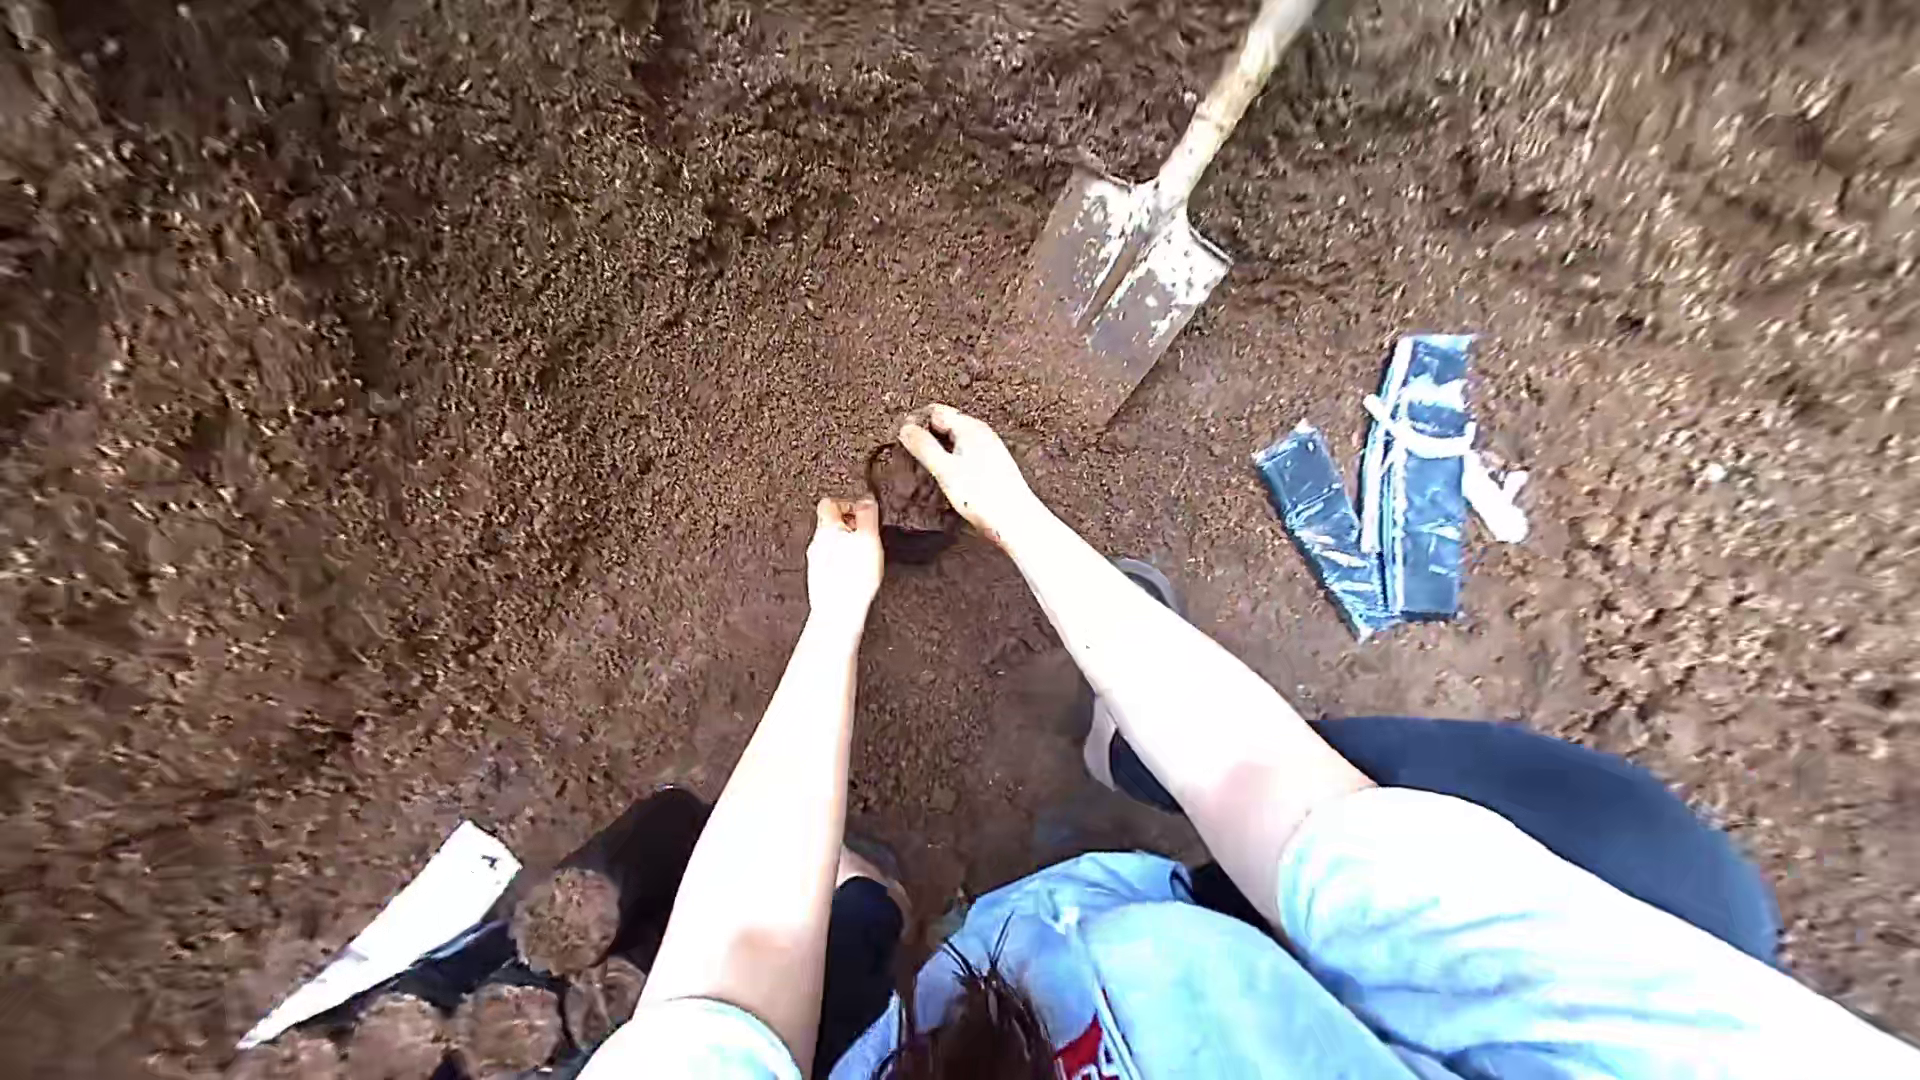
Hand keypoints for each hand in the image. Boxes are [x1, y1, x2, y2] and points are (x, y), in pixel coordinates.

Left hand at [806, 496, 882, 633]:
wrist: (838, 615)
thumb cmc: (852, 579)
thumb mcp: (868, 538)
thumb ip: (867, 514)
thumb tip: (866, 499)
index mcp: (825, 529)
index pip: (830, 502)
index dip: (849, 504)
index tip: (864, 514)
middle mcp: (817, 544)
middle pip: (831, 524)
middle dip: (850, 527)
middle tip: (867, 537)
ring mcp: (817, 563)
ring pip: (832, 545)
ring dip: (848, 546)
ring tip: (863, 558)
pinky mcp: (821, 580)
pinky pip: (833, 564)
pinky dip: (844, 564)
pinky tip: (856, 574)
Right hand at [898, 404, 1045, 548]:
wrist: (1017, 520)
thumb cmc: (984, 496)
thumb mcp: (945, 470)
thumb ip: (923, 447)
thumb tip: (905, 428)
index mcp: (971, 428)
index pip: (936, 411)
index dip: (916, 422)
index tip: (901, 438)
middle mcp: (982, 433)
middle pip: (946, 425)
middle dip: (925, 436)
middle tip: (907, 454)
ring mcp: (988, 449)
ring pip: (955, 441)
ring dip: (937, 450)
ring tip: (922, 467)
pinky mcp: (991, 466)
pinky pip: (964, 455)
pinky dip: (950, 461)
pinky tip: (944, 477)